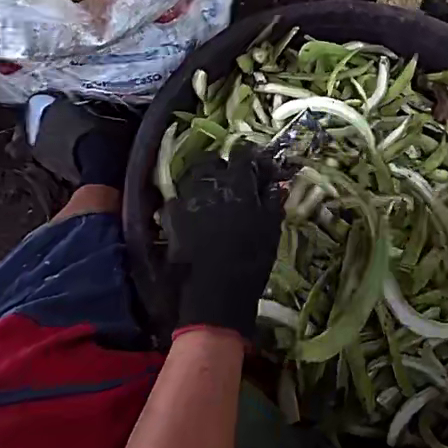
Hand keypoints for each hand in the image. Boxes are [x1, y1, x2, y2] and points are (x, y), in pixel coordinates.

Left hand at [162, 148, 285, 338]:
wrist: (217, 292)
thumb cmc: (251, 260)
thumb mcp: (270, 229)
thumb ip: (272, 201)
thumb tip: (276, 183)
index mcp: (237, 184)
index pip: (243, 155)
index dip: (251, 157)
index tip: (258, 166)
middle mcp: (209, 185)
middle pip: (212, 162)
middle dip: (222, 166)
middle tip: (233, 180)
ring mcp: (186, 200)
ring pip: (192, 178)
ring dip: (202, 182)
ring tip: (212, 195)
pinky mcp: (172, 219)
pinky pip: (176, 202)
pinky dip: (185, 204)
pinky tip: (192, 214)